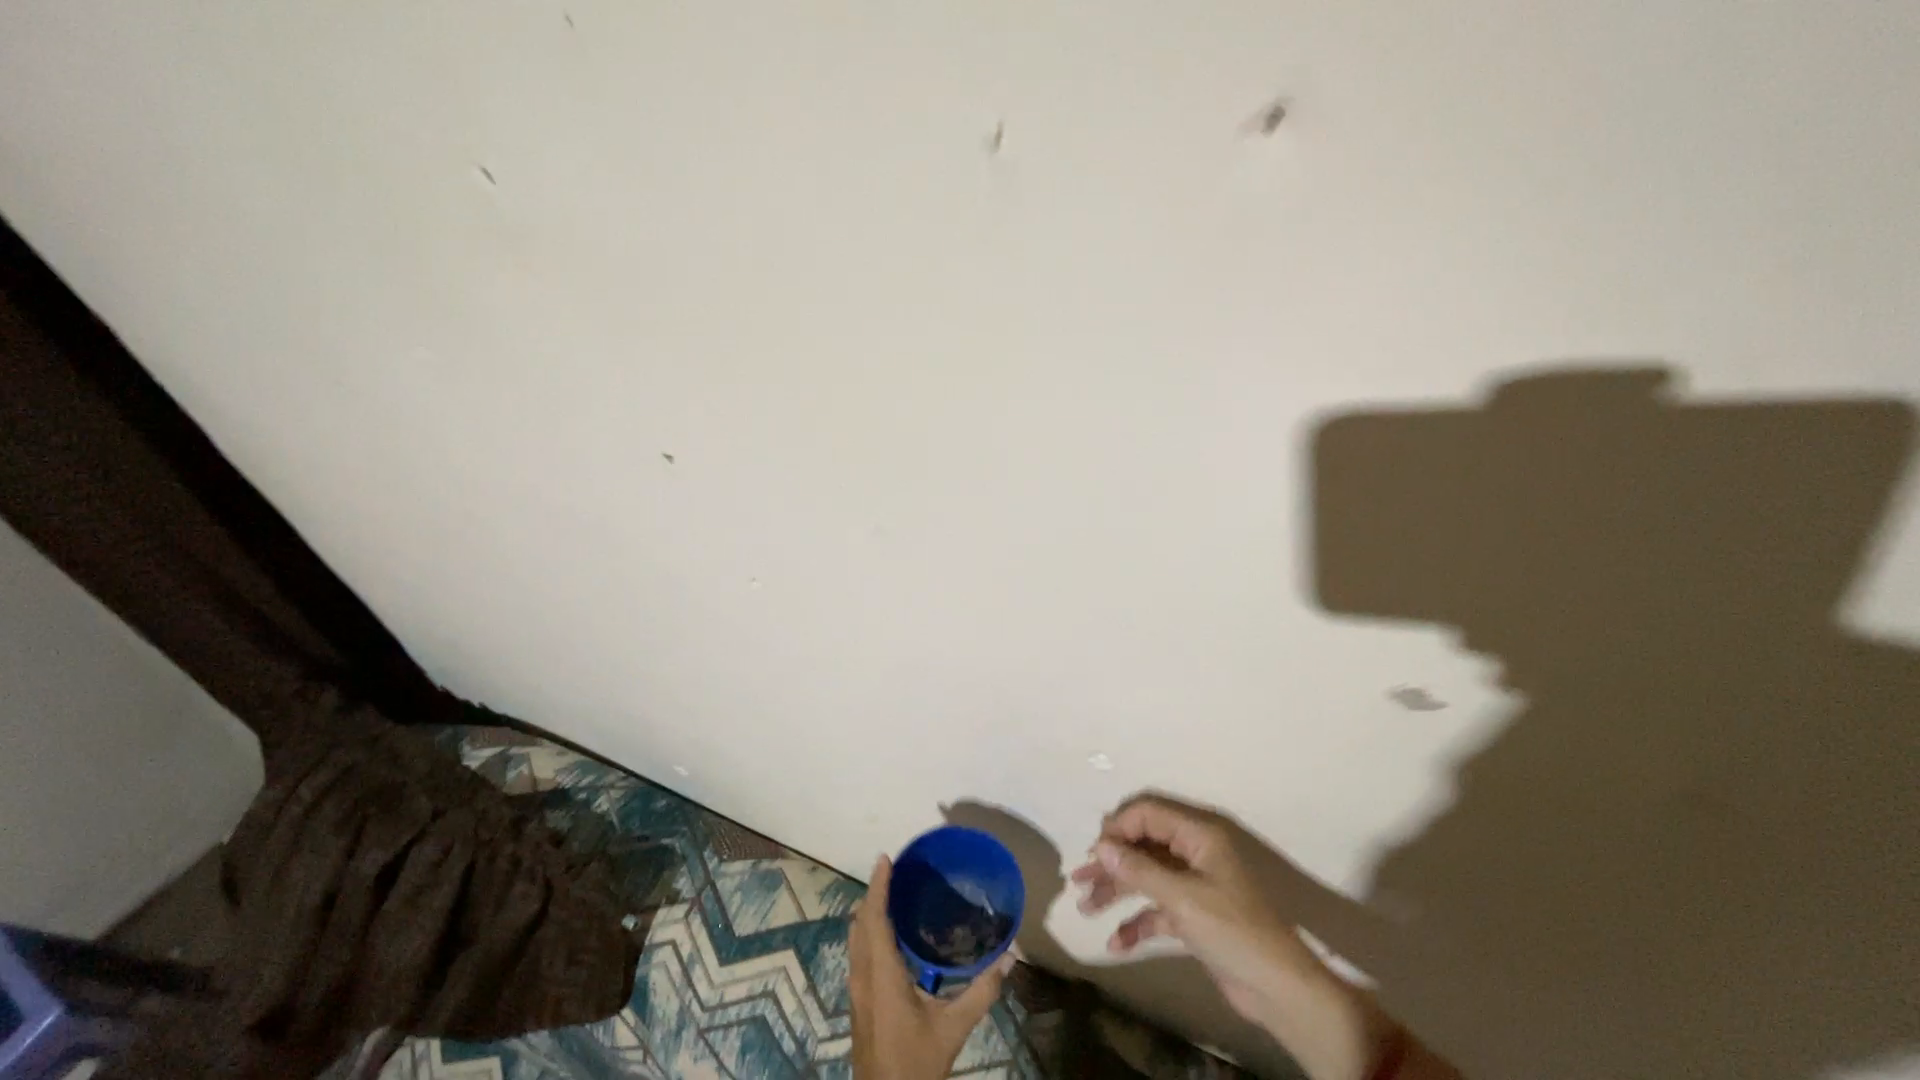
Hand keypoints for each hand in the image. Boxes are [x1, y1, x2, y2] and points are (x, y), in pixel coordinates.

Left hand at [849, 855, 1011, 1079]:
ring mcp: (855, 989)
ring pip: (855, 938)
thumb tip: (1008, 958)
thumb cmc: (916, 1061)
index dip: (878, 886)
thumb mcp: (954, 1027)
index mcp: (881, 974)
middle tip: (894, 872)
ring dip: (868, 913)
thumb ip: (981, 992)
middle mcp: (862, 975)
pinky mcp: (858, 1000)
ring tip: (891, 895)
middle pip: (859, 923)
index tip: (885, 859)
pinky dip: (868, 933)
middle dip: (873, 894)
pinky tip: (889, 937)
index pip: (874, 919)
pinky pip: (858, 953)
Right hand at [1072, 793, 1321, 1021]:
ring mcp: (1195, 885)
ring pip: (1146, 877)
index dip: (1118, 828)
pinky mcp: (1194, 916)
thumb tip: (1101, 846)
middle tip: (1078, 881)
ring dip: (1117, 891)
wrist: (1277, 988)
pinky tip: (1117, 943)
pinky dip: (1137, 922)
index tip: (1094, 853)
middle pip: (1143, 846)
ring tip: (1085, 908)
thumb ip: (1139, 870)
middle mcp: (1195, 854)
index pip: (1149, 814)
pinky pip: (1157, 910)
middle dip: (1111, 862)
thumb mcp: (1182, 898)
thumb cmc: (1232, 932)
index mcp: (1199, 837)